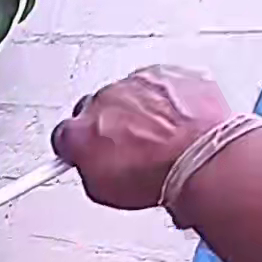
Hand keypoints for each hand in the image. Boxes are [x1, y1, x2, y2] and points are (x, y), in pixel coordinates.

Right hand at [53, 66, 230, 209]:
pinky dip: (161, 100)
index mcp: (78, 131)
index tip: (81, 153)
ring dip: (133, 110)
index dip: (73, 146)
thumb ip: (86, 165)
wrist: (198, 158)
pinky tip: (170, 123)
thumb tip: (88, 160)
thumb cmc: (152, 175)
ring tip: (150, 137)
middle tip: (121, 147)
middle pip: (94, 108)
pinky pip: (158, 84)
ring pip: (126, 94)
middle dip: (104, 125)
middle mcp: (103, 100)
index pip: (63, 134)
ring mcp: (136, 83)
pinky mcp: (169, 73)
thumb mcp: (99, 189)